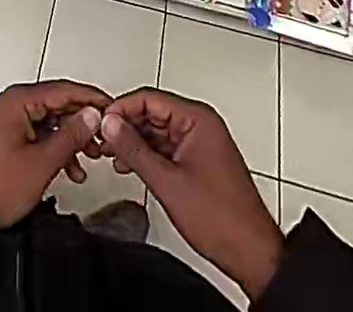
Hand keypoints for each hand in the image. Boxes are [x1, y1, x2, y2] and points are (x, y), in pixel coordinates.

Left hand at [0, 80, 109, 227]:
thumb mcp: (41, 161)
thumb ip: (71, 136)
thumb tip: (92, 115)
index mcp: (20, 101)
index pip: (65, 90)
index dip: (92, 99)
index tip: (112, 107)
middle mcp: (16, 105)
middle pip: (60, 103)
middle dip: (85, 122)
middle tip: (105, 135)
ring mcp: (14, 120)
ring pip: (55, 120)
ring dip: (74, 138)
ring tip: (92, 155)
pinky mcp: (13, 137)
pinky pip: (44, 134)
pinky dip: (60, 148)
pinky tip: (73, 168)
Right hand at [101, 88, 283, 299]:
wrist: (251, 254)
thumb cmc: (223, 219)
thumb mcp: (167, 181)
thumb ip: (134, 149)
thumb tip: (111, 124)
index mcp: (198, 119)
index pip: (149, 98)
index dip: (121, 108)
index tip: (101, 123)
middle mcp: (200, 124)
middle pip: (152, 111)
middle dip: (125, 125)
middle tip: (102, 140)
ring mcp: (199, 141)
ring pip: (156, 130)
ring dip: (133, 141)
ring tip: (112, 155)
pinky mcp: (196, 158)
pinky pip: (164, 146)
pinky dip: (146, 154)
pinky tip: (130, 166)